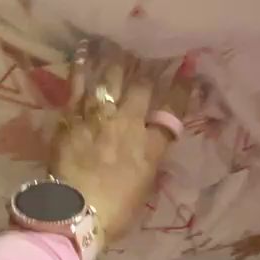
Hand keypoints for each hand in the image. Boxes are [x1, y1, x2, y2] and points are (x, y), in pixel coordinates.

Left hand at [52, 44, 190, 242]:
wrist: (75, 215)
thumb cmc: (113, 214)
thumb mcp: (142, 193)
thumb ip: (148, 168)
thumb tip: (152, 152)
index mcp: (151, 149)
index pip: (172, 111)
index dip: (181, 88)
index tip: (187, 68)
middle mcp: (129, 124)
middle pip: (142, 87)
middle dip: (148, 70)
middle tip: (148, 54)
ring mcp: (99, 117)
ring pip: (112, 78)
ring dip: (117, 60)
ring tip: (119, 44)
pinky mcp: (72, 117)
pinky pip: (79, 84)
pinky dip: (83, 66)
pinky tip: (85, 50)